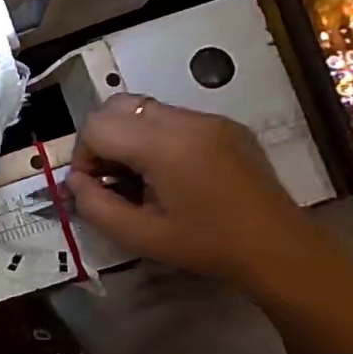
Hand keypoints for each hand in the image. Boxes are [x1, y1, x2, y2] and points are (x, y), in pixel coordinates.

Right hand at [68, 94, 317, 285]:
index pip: (98, 126)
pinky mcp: (225, 125)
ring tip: (137, 177)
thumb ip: (95, 206)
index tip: (92, 188)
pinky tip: (167, 174)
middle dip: (101, 138)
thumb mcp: (140, 236)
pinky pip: (173, 118)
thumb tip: (75, 181)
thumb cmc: (206, 247)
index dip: (83, 156)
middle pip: (117, 105)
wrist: (278, 248)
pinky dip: (154, 137)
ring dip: (127, 137)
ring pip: (144, 108)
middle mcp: (187, 120)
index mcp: (165, 146)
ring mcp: (209, 118)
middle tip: (109, 177)